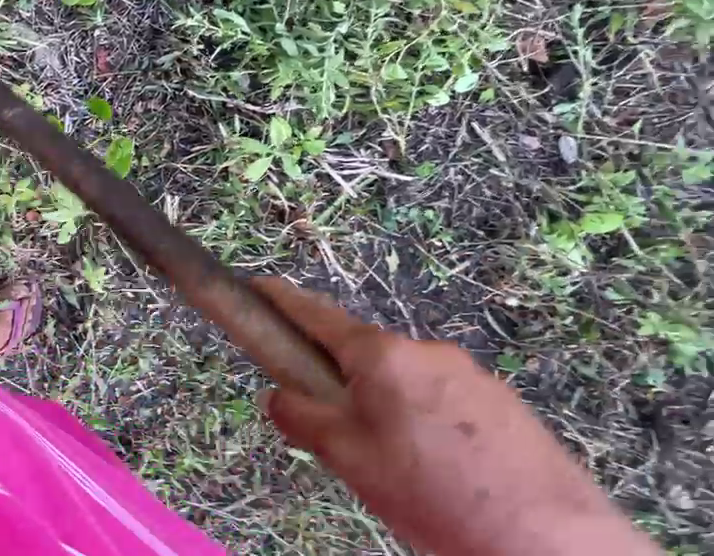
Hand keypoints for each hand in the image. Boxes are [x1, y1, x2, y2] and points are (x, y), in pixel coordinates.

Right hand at [254, 278, 657, 555]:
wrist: (562, 552)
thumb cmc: (435, 495)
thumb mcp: (346, 458)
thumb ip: (299, 417)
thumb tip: (280, 398)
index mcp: (381, 354)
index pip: (314, 313)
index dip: (278, 298)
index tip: (254, 287)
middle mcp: (427, 351)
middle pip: (362, 353)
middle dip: (342, 379)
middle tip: (340, 432)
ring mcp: (475, 377)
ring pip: (405, 381)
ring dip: (388, 405)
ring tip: (401, 466)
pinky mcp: (511, 409)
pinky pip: (446, 402)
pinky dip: (428, 423)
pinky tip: (443, 472)